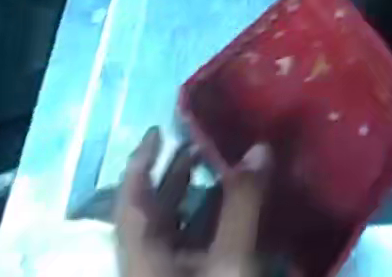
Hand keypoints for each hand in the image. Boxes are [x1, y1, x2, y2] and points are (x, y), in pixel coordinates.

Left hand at [115, 127, 270, 276]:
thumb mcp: (230, 261)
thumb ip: (242, 203)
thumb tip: (260, 146)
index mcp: (142, 256)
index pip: (131, 201)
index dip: (141, 163)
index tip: (158, 129)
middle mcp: (148, 265)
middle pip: (155, 211)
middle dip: (178, 172)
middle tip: (204, 138)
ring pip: (177, 229)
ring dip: (198, 195)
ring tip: (226, 164)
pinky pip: (195, 246)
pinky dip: (211, 220)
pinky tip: (237, 207)